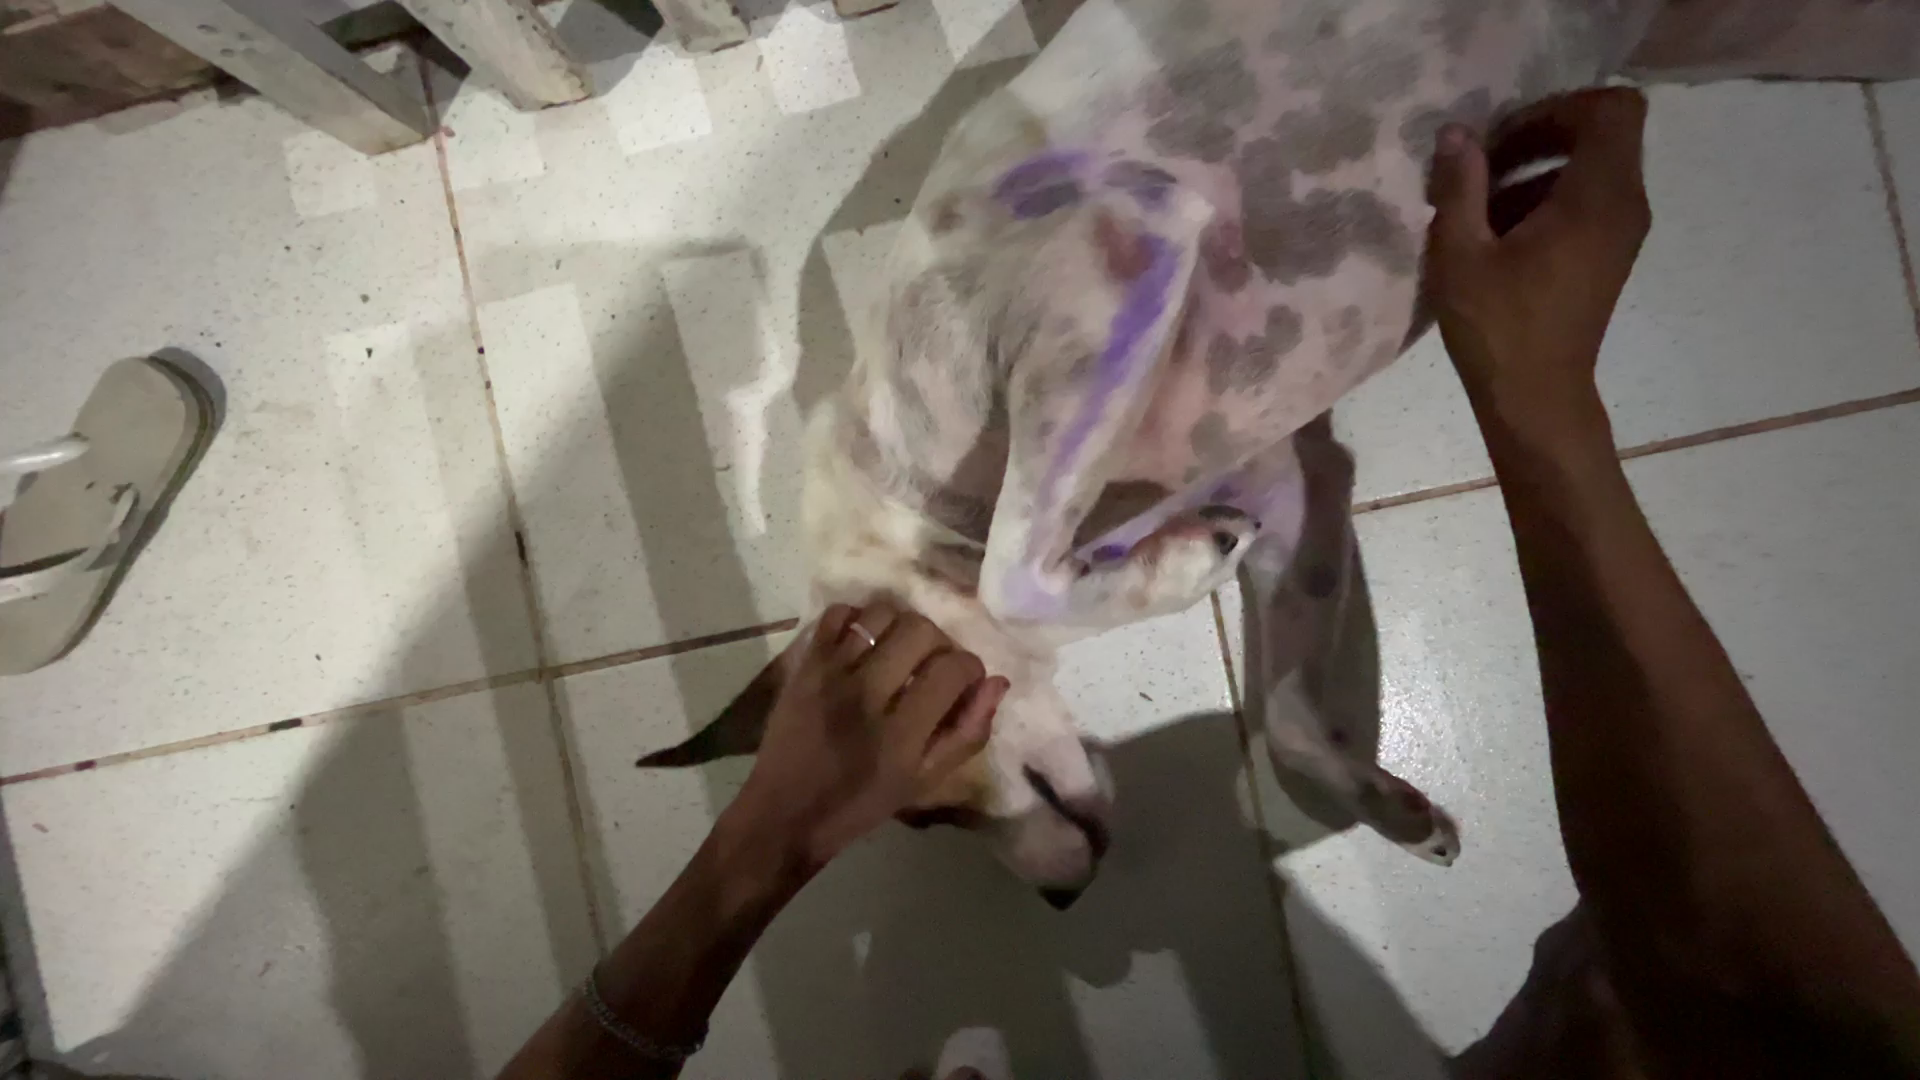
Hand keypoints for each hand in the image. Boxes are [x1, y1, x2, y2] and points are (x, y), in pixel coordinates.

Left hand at [729, 600, 1006, 871]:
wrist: (785, 812)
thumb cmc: (861, 803)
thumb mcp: (924, 781)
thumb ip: (966, 732)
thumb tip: (996, 682)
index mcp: (902, 733)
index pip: (953, 669)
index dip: (970, 668)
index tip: (965, 680)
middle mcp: (867, 694)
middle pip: (920, 630)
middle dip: (939, 641)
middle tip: (933, 663)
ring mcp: (831, 673)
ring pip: (881, 614)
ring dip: (901, 626)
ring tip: (899, 649)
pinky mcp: (805, 663)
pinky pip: (837, 614)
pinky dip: (858, 619)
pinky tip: (865, 643)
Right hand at [1425, 88, 1651, 430]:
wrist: (1535, 394)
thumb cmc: (1494, 327)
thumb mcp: (1459, 256)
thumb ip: (1459, 189)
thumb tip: (1455, 134)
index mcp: (1596, 196)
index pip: (1608, 109)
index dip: (1552, 109)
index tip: (1497, 141)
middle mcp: (1625, 203)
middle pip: (1601, 136)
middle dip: (1539, 139)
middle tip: (1480, 172)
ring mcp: (1623, 231)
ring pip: (1592, 171)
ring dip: (1536, 175)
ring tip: (1479, 213)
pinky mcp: (1609, 255)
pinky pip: (1588, 204)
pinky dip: (1547, 203)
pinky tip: (1499, 241)